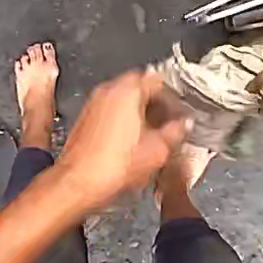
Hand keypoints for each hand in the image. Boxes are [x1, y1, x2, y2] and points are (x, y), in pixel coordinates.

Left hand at [51, 71, 190, 209]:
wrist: (78, 182)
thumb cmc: (112, 166)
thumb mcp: (158, 150)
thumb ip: (176, 132)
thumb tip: (184, 124)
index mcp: (128, 90)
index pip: (158, 80)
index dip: (174, 97)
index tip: (181, 112)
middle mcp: (109, 90)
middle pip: (140, 86)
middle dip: (157, 102)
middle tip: (170, 120)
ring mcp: (95, 102)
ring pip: (125, 97)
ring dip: (141, 110)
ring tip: (154, 131)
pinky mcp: (86, 116)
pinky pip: (111, 108)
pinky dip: (125, 117)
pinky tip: (133, 139)